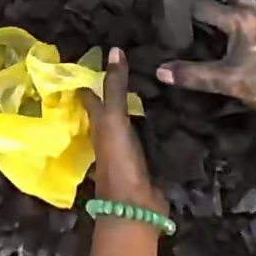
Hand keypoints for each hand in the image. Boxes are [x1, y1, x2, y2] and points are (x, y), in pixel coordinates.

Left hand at [80, 48, 165, 213]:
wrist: (135, 205)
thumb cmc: (117, 158)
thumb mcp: (113, 117)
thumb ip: (114, 86)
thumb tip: (114, 49)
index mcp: (96, 121)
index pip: (89, 91)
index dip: (91, 74)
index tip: (101, 53)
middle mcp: (107, 131)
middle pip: (108, 105)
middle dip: (114, 87)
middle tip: (132, 64)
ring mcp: (126, 146)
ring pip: (127, 118)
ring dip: (134, 105)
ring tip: (151, 84)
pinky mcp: (145, 159)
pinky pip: (148, 134)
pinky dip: (153, 123)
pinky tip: (166, 114)